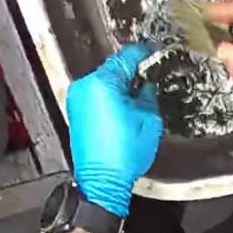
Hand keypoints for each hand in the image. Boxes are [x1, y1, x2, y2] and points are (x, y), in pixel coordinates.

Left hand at [66, 43, 162, 216]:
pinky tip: (126, 109)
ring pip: (105, 82)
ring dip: (122, 86)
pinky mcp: (76, 112)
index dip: (146, 53)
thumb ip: (149, 94)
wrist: (102, 181)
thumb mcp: (149, 119)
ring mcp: (77, 99)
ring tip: (141, 96)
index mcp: (103, 83)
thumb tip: (147, 85)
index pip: (127, 56)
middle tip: (152, 76)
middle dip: (134, 72)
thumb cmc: (123, 154)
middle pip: (114, 68)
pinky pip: (97, 95)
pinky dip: (111, 97)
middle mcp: (85, 87)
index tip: (156, 51)